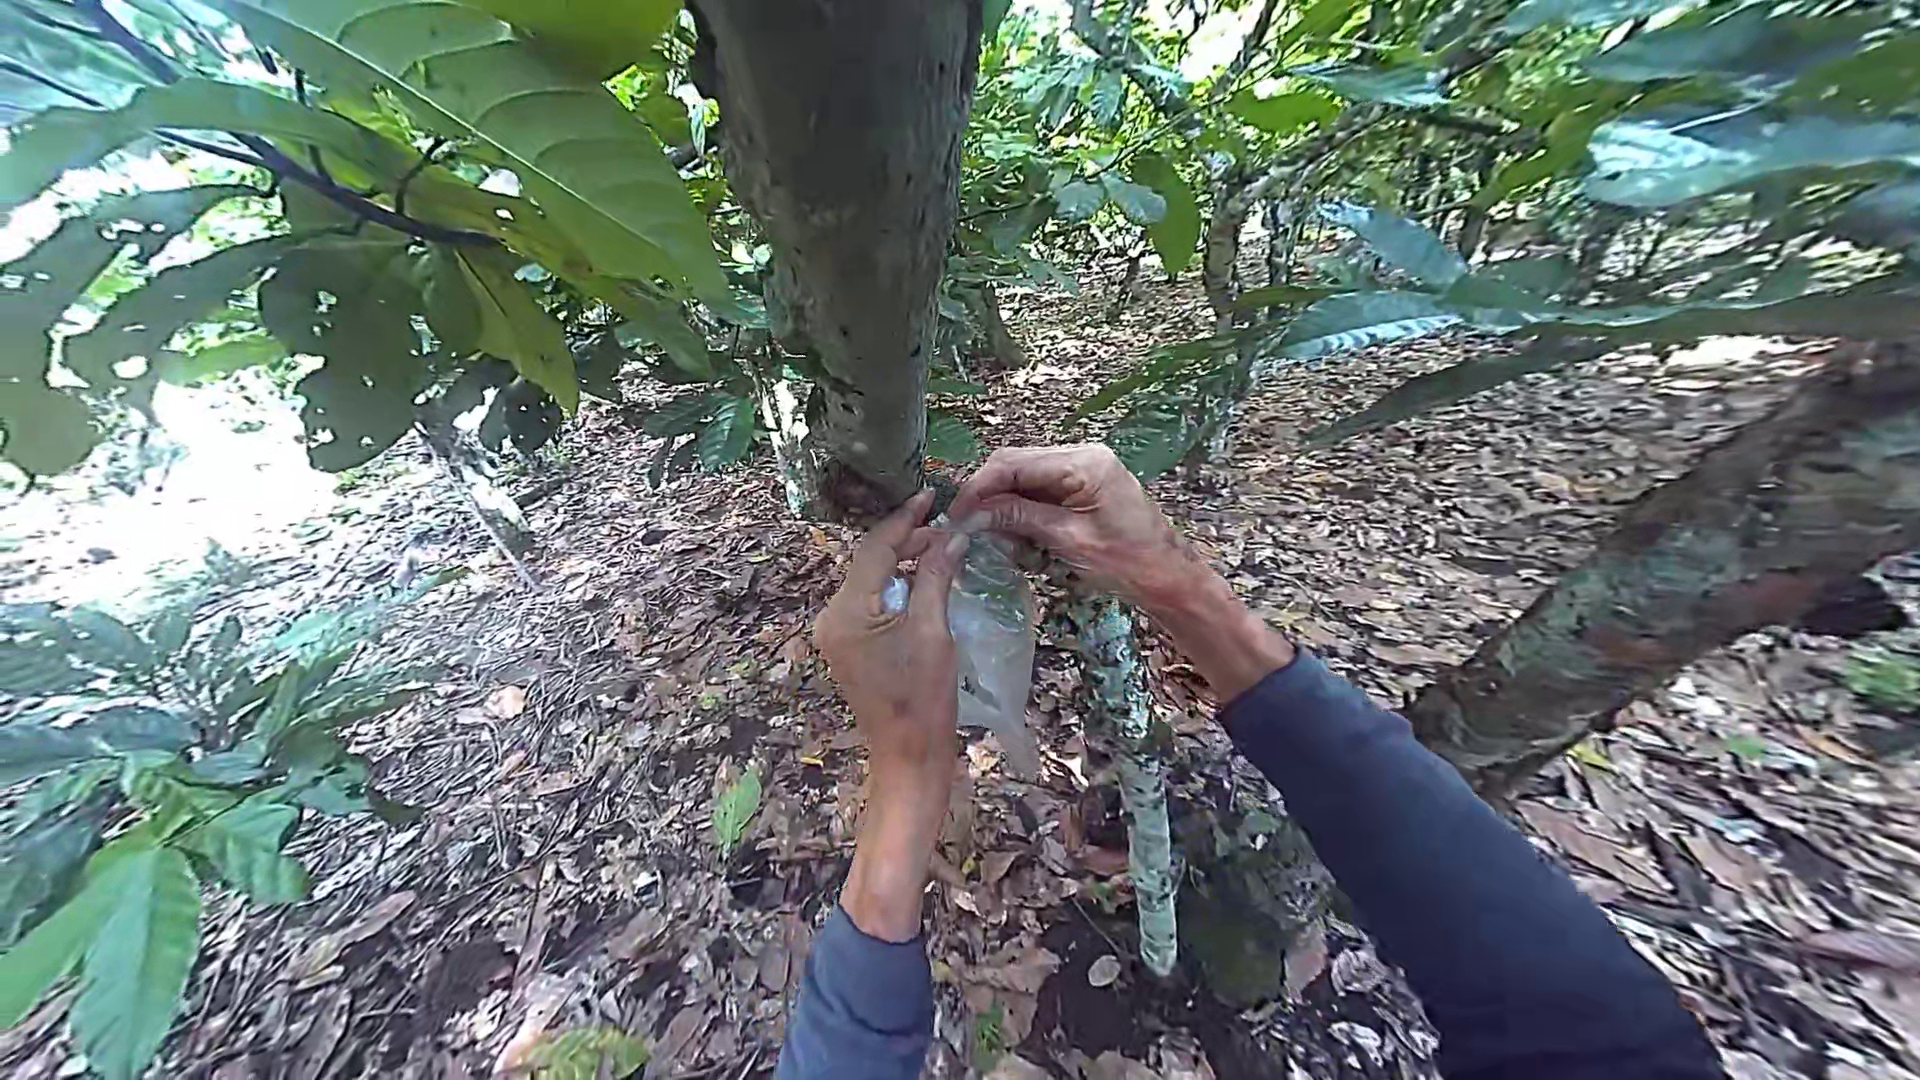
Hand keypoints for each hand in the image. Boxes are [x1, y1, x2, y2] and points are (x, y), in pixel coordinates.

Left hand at [814, 489, 969, 940]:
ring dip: (904, 563)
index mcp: (846, 611)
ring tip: (941, 548)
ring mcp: (837, 632)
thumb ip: (937, 575)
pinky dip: (898, 587)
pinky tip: (924, 579)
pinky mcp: (849, 644)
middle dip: (908, 541)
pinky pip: (872, 602)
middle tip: (947, 527)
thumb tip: (954, 533)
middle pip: (871, 562)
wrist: (909, 756)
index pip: (876, 549)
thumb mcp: (934, 630)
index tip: (932, 495)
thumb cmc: (925, 698)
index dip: (906, 519)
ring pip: (872, 580)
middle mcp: (832, 616)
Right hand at [948, 444, 1198, 610]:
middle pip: (1015, 465)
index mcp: (1084, 462)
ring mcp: (1082, 468)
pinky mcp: (1081, 485)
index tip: (956, 516)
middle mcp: (1082, 455)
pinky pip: (1039, 491)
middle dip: (988, 496)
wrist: (1169, 578)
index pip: (1014, 463)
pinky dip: (1022, 511)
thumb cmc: (1128, 563)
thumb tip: (973, 514)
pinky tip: (1017, 536)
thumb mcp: (1069, 541)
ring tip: (996, 538)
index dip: (979, 488)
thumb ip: (1020, 518)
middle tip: (968, 528)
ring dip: (1004, 506)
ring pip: (1023, 478)